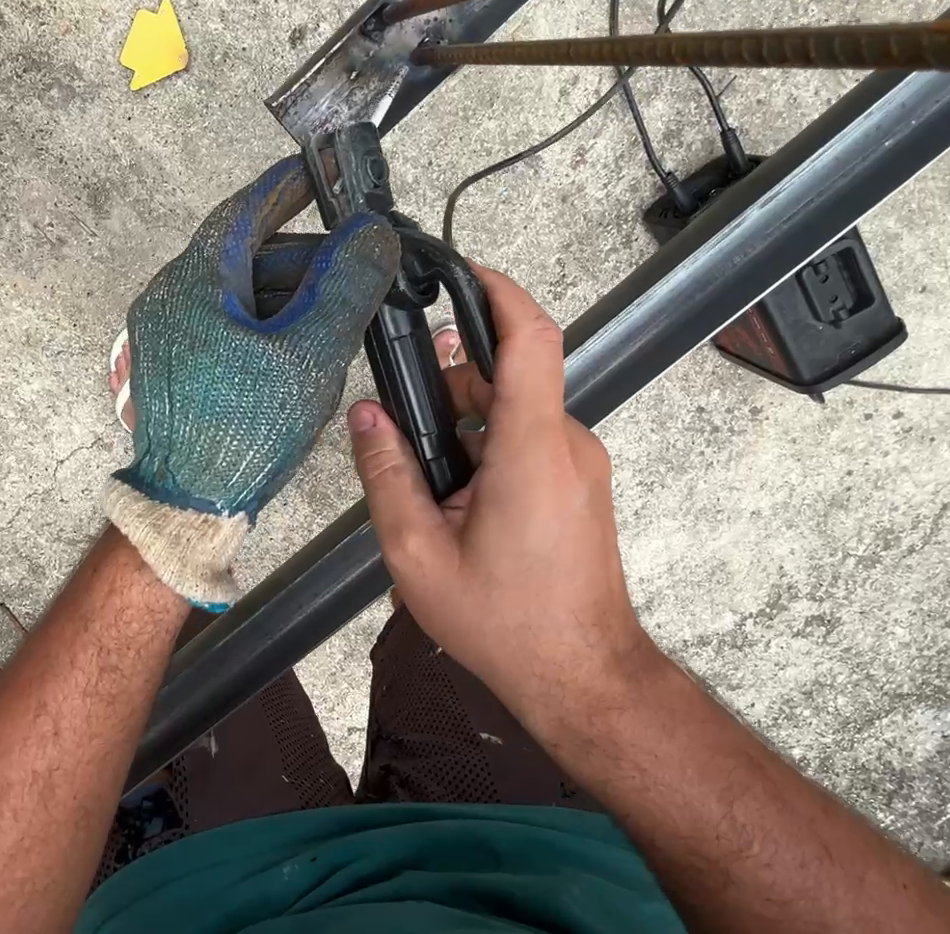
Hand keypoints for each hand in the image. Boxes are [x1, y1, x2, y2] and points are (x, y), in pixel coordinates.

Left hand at [106, 157, 399, 608]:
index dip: (289, 186)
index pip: (245, 209)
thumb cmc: (244, 428)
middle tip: (354, 260)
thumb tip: (373, 233)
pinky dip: (266, 320)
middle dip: (304, 254)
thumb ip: (346, 285)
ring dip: (288, 291)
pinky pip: (226, 320)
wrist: (190, 501)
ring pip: (239, 289)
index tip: (322, 170)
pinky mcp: (175, 358)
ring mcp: (168, 329)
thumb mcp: (309, 352)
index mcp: (195, 281)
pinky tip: (302, 338)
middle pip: (246, 252)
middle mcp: (171, 296)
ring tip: (336, 309)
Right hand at [345, 265, 657, 711]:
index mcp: (531, 450)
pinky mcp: (578, 481)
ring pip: (513, 408)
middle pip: (507, 374)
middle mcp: (566, 443)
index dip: (497, 291)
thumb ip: (386, 475)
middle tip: (398, 413)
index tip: (457, 272)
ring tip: (421, 470)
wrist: (584, 677)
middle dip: (449, 378)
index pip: (531, 339)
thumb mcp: (417, 554)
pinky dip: (484, 441)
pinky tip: (452, 490)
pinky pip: (527, 436)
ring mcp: (579, 463)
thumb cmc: (504, 622)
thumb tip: (365, 414)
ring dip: (463, 418)